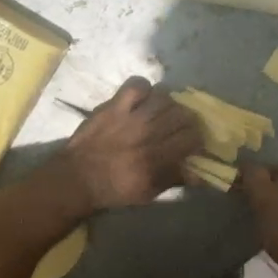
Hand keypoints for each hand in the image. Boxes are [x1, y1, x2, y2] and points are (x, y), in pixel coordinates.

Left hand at [59, 78, 202, 208]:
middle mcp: (147, 134)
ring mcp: (129, 118)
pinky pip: (137, 85)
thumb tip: (200, 174)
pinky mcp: (113, 106)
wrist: (77, 178)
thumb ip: (175, 179)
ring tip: (162, 112)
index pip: (191, 137)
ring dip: (168, 104)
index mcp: (157, 159)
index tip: (192, 144)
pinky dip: (144, 88)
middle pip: (182, 114)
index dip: (197, 139)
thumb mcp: (148, 193)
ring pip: (164, 97)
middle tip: (180, 128)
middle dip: (186, 121)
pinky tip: (143, 99)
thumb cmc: (114, 189)